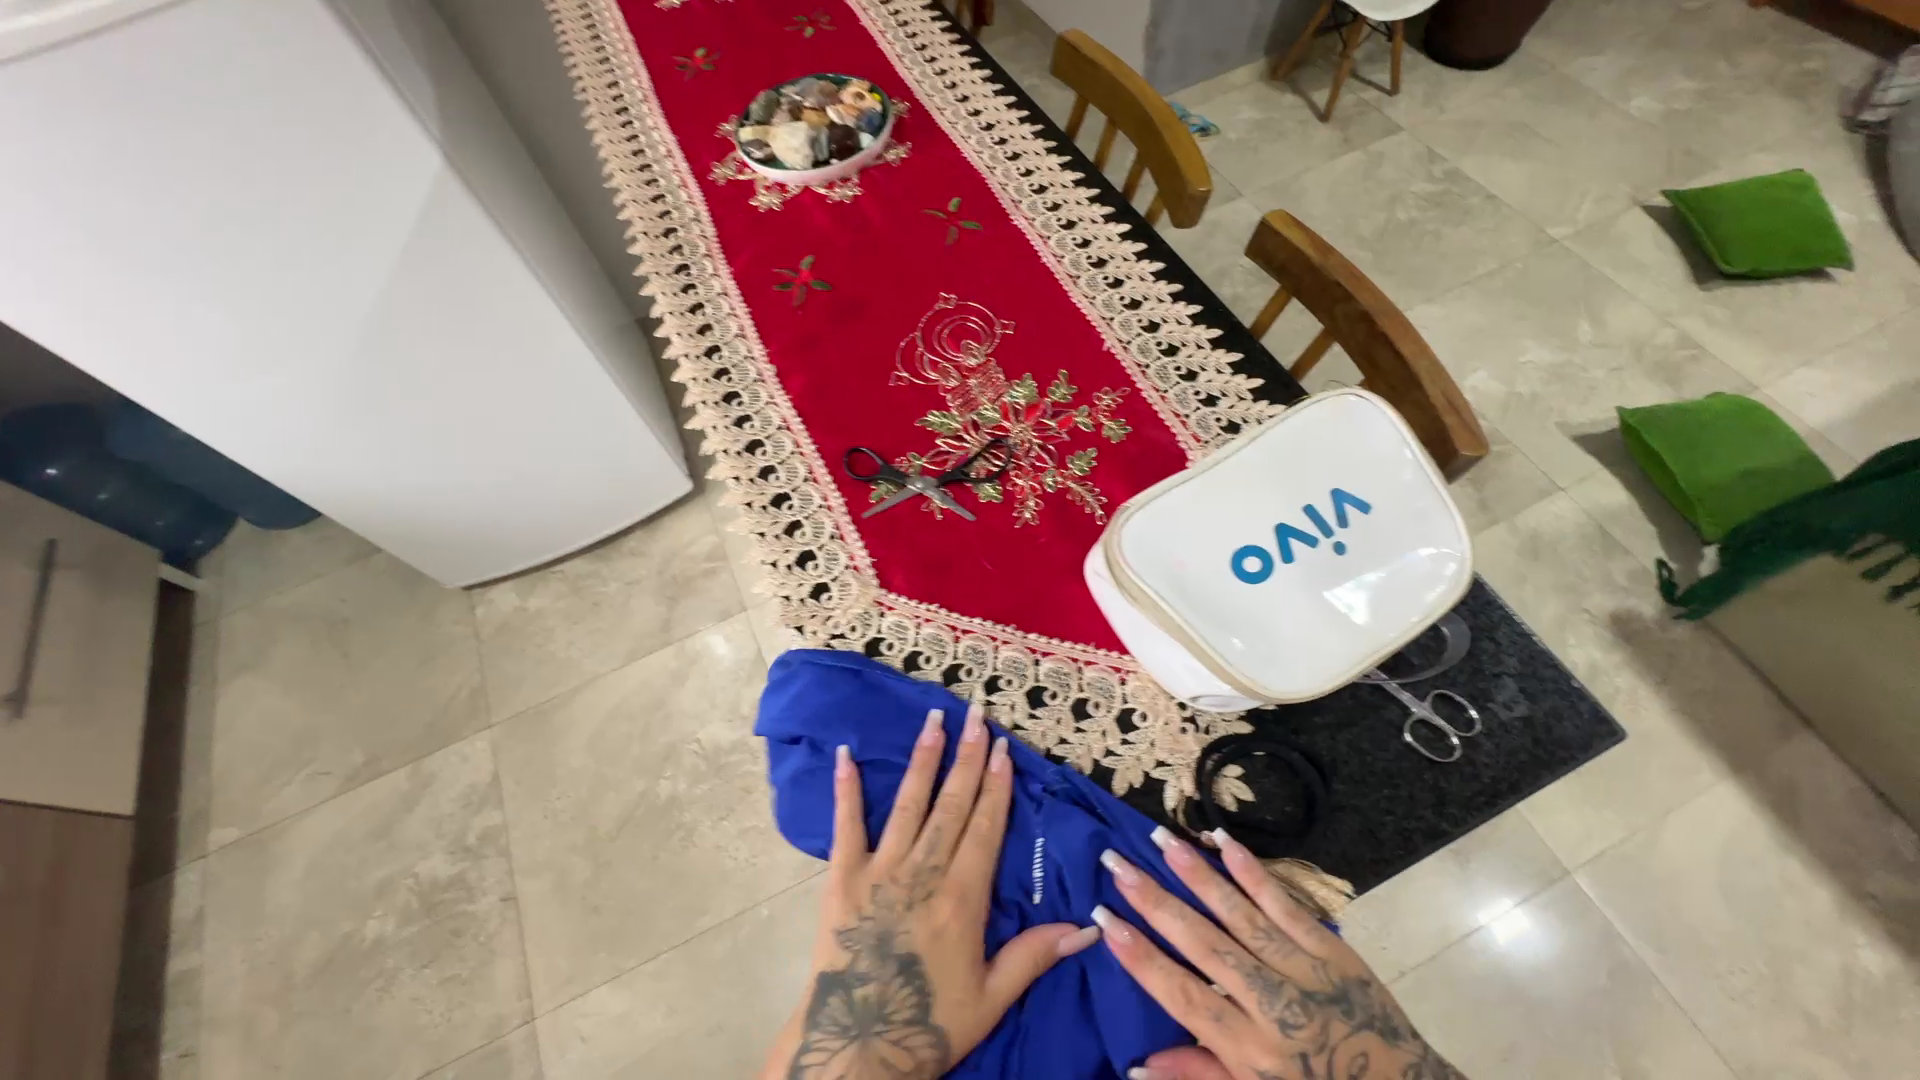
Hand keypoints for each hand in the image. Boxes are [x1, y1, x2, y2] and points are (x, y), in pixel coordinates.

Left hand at [761, 705, 1103, 1079]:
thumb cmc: (929, 1023)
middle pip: (951, 805)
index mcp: (962, 897)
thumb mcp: (991, 997)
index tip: (1002, 749)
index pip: (984, 828)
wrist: (856, 1047)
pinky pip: (846, 825)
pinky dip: (846, 788)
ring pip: (909, 804)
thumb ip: (1035, 954)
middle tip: (976, 716)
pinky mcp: (842, 877)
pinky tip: (845, 754)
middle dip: (967, 757)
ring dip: (924, 759)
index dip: (995, 786)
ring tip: (934, 720)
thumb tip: (1091, 926)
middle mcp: (923, 872)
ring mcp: (879, 870)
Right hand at [1093, 827, 1465, 1079]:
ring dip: (1197, 874)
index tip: (1104, 918)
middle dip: (1154, 900)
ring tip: (1161, 839)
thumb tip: (1136, 1063)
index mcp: (1252, 1051)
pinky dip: (1254, 873)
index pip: (1183, 995)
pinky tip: (1223, 843)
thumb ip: (1199, 1075)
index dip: (1140, 957)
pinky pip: (1287, 905)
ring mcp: (1307, 972)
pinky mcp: (1334, 950)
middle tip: (1116, 861)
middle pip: (1204, 944)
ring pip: (1242, 915)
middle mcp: (1275, 1006)